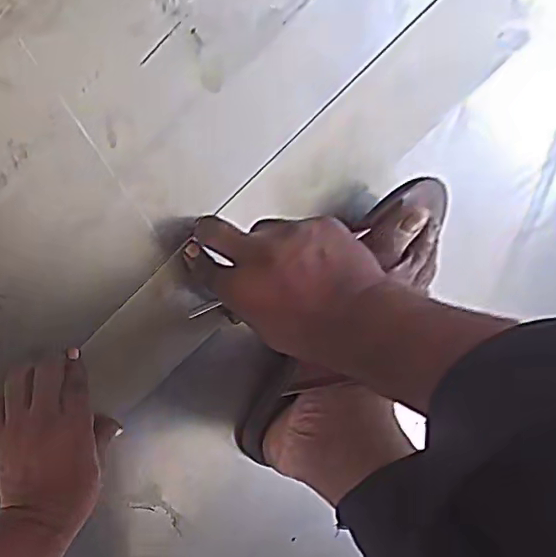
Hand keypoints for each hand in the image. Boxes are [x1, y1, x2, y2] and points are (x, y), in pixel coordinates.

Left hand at [0, 350, 121, 539]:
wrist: (37, 519)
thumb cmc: (73, 497)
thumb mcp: (97, 467)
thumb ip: (100, 437)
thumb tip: (109, 421)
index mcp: (73, 424)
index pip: (75, 382)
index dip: (76, 365)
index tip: (76, 358)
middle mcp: (44, 417)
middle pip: (45, 370)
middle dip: (53, 361)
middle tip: (56, 362)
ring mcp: (16, 424)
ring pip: (16, 379)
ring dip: (26, 371)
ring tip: (33, 374)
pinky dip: (3, 396)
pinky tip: (12, 400)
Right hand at [180, 215, 387, 360]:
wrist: (359, 319)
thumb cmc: (315, 333)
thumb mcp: (265, 328)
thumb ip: (246, 303)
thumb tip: (241, 293)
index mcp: (239, 287)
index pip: (205, 268)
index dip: (198, 262)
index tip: (195, 256)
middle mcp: (257, 256)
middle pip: (217, 232)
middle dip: (208, 232)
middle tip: (205, 232)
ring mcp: (288, 235)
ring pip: (265, 229)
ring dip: (270, 242)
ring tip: (288, 261)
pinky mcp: (318, 224)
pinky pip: (301, 227)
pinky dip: (304, 240)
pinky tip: (314, 258)